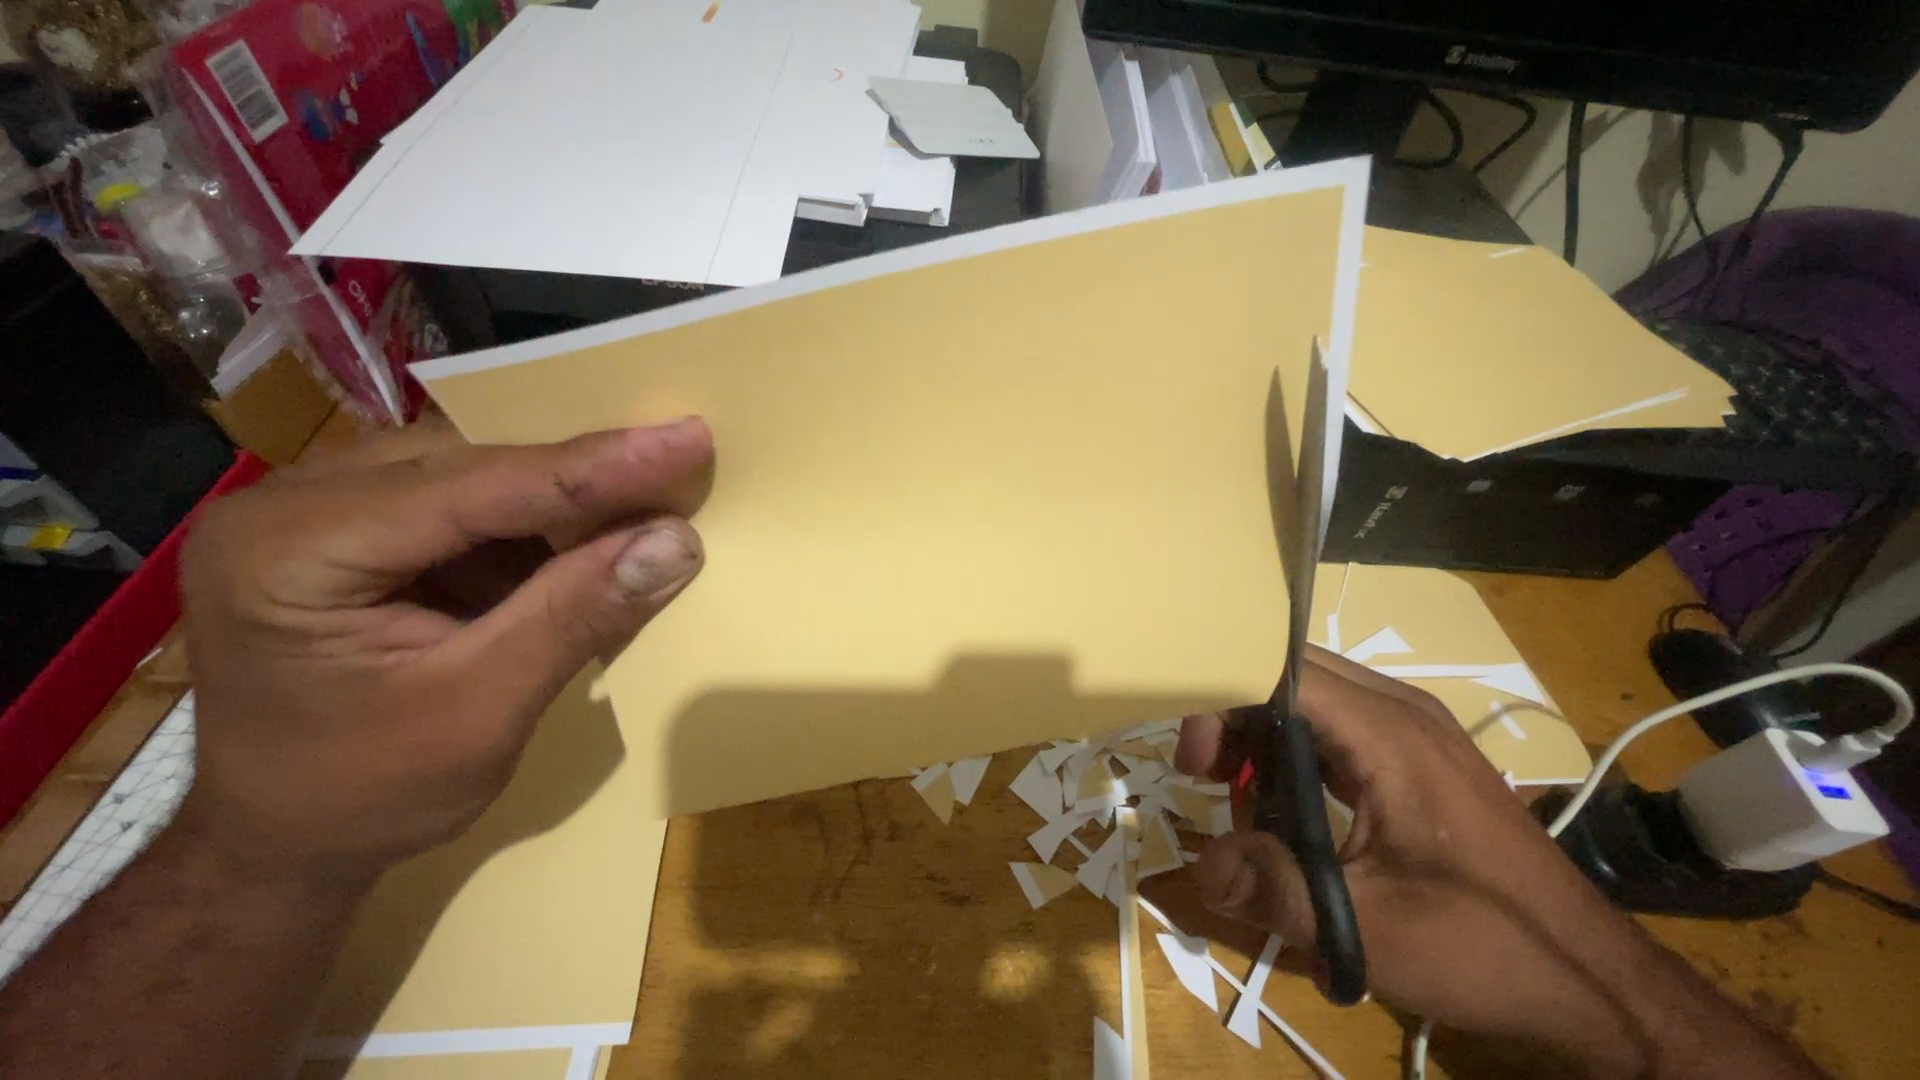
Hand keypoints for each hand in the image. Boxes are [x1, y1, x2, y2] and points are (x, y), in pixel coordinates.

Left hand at [178, 417, 711, 880]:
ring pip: (472, 475)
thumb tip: (676, 540)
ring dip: (563, 498)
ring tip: (647, 507)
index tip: (687, 440)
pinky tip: (587, 542)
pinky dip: (535, 526)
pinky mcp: (356, 537)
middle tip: (681, 470)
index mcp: (289, 548)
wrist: (276, 847)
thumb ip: (573, 616)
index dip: (593, 467)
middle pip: (468, 465)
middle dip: (581, 476)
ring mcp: (319, 516)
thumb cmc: (361, 797)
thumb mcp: (479, 714)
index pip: (472, 487)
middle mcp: (292, 505)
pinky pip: (464, 506)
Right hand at [1158, 648, 1663, 1067]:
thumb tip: (1200, 867)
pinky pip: (1334, 726)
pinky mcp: (1415, 758)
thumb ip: (1272, 889)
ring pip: (1309, 696)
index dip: (1222, 698)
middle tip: (1204, 776)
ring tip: (1241, 799)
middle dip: (1233, 713)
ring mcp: (1411, 731)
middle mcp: (1398, 711)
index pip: (1281, 670)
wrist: (1590, 981)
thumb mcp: (1365, 929)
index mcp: (1387, 733)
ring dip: (1261, 734)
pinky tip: (1286, 809)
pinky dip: (1294, 753)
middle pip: (1289, 673)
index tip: (1194, 760)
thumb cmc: (1483, 946)